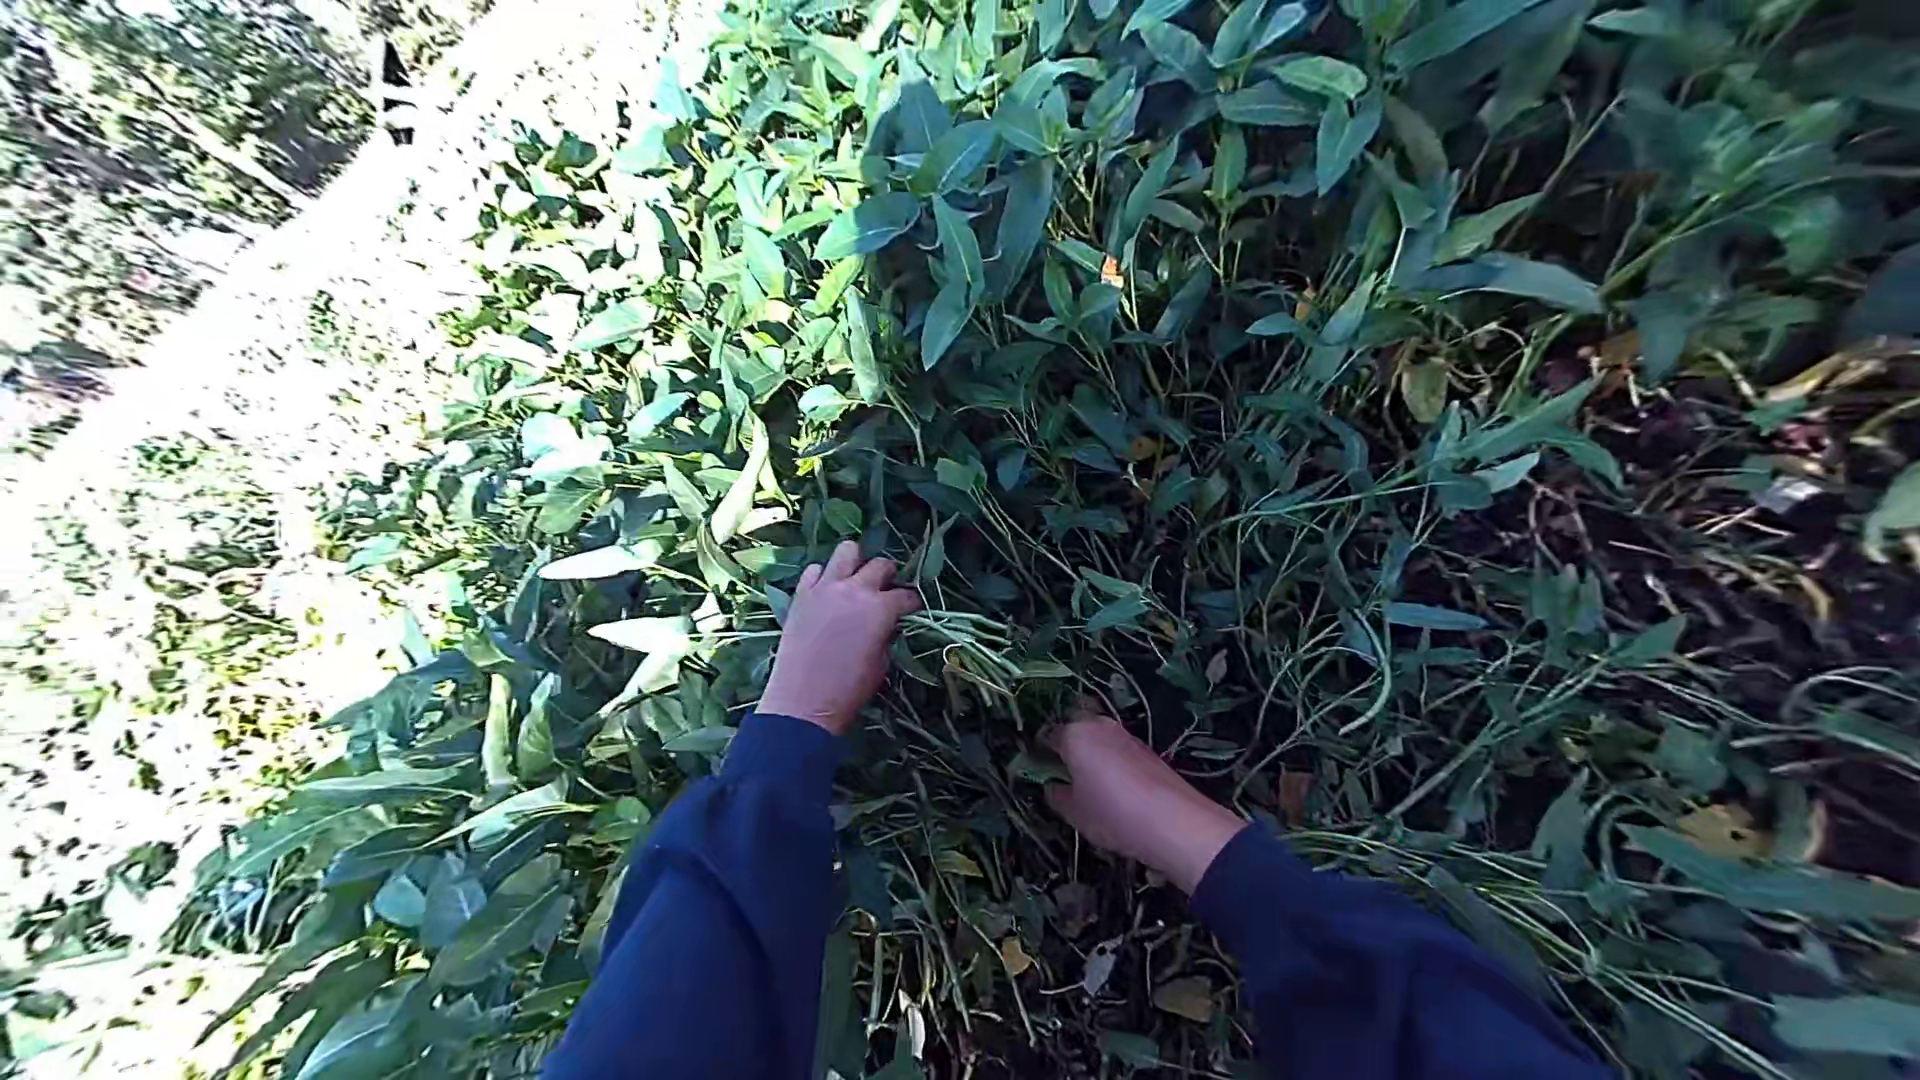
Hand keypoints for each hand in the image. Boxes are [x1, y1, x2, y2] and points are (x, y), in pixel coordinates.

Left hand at [758, 540, 921, 735]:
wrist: (803, 703)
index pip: (906, 595)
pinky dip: (824, 576)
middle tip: (887, 589)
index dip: (912, 602)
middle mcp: (855, 590)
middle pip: (880, 565)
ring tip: (856, 577)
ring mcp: (826, 588)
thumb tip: (887, 624)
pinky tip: (828, 590)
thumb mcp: (881, 663)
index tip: (912, 608)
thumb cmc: (849, 690)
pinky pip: (815, 570)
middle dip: (889, 576)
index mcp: (880, 608)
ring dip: (856, 561)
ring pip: (846, 551)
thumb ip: (886, 635)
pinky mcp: (802, 595)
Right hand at [1045, 711, 1246, 893]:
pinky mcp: (1146, 749)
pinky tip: (1114, 785)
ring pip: (1099, 734)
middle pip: (1075, 724)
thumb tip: (1052, 786)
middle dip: (1067, 740)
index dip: (1039, 751)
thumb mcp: (1074, 813)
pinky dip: (1110, 759)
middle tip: (1062, 768)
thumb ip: (1056, 795)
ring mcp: (1125, 735)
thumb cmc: (1113, 814)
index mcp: (1074, 735)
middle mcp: (1099, 726)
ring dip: (1091, 749)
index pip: (1047, 734)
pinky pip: (1118, 747)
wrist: (1175, 822)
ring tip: (1088, 779)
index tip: (1037, 767)